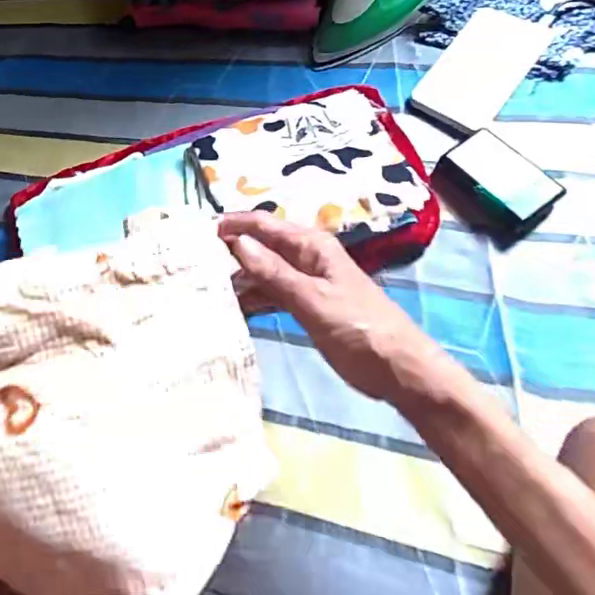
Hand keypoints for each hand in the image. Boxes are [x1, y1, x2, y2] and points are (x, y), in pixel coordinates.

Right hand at [219, 212, 456, 402]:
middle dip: (231, 250)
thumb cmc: (360, 329)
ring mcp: (307, 281)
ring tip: (206, 286)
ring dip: (240, 276)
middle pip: (261, 245)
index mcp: (311, 246)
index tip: (199, 233)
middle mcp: (306, 257)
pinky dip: (254, 297)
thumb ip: (274, 272)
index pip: (264, 224)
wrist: (400, 370)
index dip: (233, 224)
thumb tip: (237, 242)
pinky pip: (273, 293)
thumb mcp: (312, 300)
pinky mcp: (307, 304)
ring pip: (264, 270)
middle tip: (195, 262)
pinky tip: (232, 307)